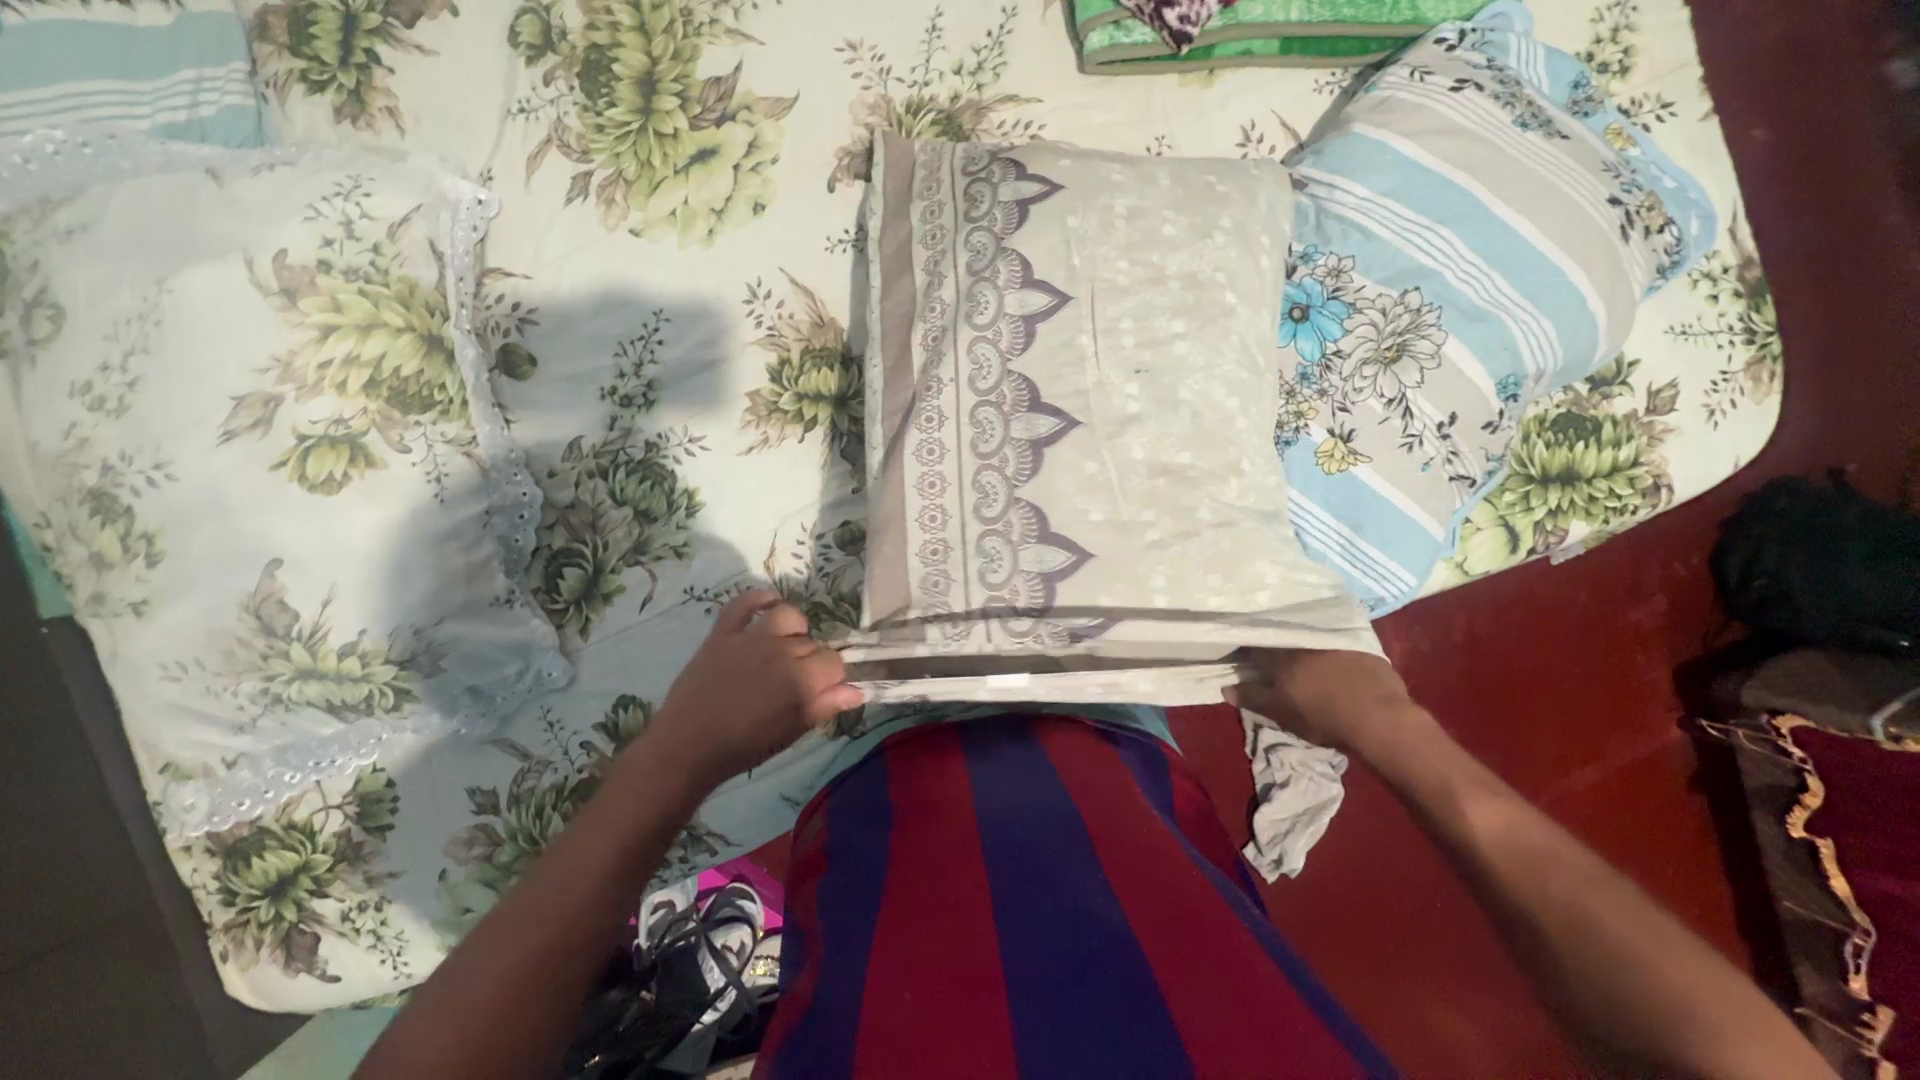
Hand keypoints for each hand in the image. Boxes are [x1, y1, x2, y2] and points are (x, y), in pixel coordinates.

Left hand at [646, 590, 862, 790]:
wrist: (687, 746)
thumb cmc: (744, 747)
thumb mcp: (791, 732)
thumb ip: (825, 706)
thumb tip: (855, 691)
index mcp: (801, 680)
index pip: (835, 664)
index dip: (833, 677)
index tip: (822, 690)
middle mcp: (780, 652)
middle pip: (812, 644)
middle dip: (812, 661)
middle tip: (796, 683)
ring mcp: (750, 638)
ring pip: (787, 616)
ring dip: (794, 629)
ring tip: (786, 645)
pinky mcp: (722, 633)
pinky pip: (744, 602)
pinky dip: (759, 598)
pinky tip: (768, 604)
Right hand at [1225, 648, 1426, 755]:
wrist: (1379, 717)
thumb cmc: (1324, 718)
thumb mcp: (1282, 714)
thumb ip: (1254, 699)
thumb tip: (1225, 688)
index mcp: (1282, 660)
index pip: (1257, 649)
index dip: (1250, 652)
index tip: (1247, 656)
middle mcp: (1304, 644)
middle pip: (1284, 639)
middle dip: (1277, 643)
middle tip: (1276, 654)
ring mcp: (1333, 642)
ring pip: (1311, 636)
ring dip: (1304, 642)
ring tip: (1305, 653)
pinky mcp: (1360, 645)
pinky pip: (1337, 638)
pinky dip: (1330, 643)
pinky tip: (1333, 654)